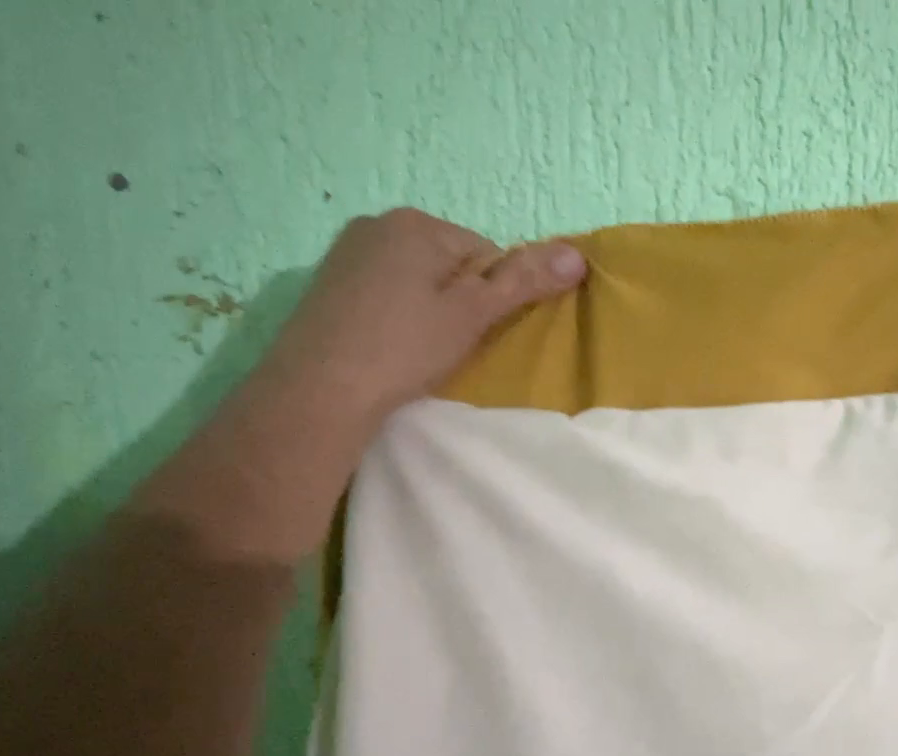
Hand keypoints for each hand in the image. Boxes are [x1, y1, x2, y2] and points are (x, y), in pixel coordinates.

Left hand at [259, 207, 586, 421]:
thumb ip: (524, 282)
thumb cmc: (405, 347)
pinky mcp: (328, 284)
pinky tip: (393, 347)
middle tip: (452, 344)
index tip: (480, 331)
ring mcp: (347, 252)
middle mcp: (378, 223)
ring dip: (430, 309)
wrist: (319, 390)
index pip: (486, 253)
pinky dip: (399, 316)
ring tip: (422, 350)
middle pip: (450, 262)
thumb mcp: (473, 314)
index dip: (494, 295)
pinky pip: (386, 292)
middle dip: (460, 299)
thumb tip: (579, 256)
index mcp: (417, 223)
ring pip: (417, 278)